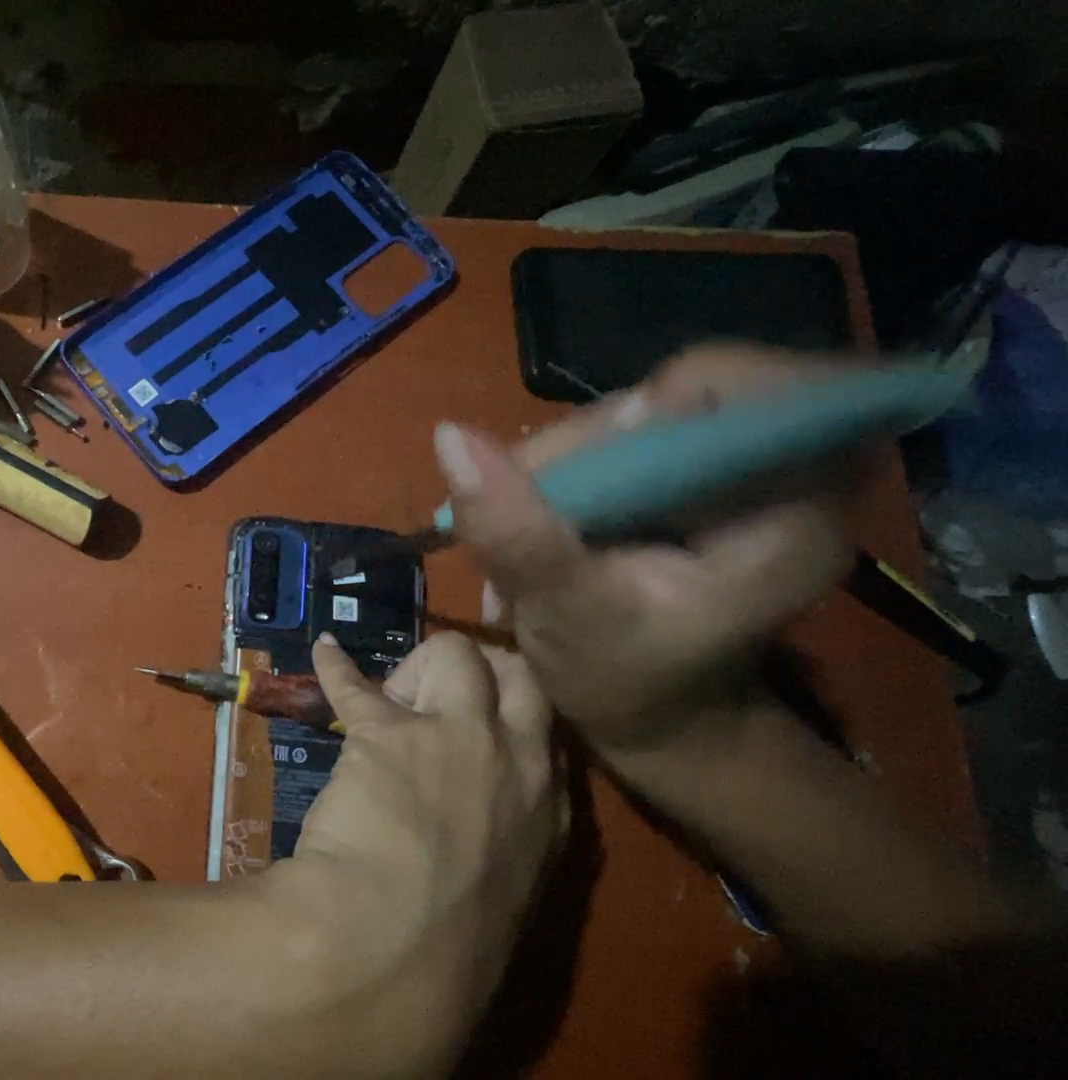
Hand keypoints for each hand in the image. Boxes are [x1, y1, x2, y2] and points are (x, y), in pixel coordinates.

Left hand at [267, 631, 559, 1063]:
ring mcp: (455, 737)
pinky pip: (357, 682)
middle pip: (517, 674)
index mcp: (550, 810)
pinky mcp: (387, 732)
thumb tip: (471, 841)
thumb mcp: (503, 898)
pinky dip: (336, 667)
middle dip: (483, 669)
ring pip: (453, 655)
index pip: (549, 730)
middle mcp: (516, 761)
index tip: (485, 714)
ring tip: (389, 693)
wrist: (389, 948)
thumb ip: (502, 852)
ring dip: (420, 666)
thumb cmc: (447, 947)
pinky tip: (324, 651)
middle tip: (442, 689)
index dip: (513, 713)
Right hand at [440, 345, 864, 753]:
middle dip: (580, 449)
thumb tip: (448, 436)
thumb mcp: (565, 612)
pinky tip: (540, 521)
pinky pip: (620, 441)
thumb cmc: (628, 682)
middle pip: (669, 400)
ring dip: (559, 466)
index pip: (741, 388)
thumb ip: (517, 532)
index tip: (583, 472)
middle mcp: (781, 470)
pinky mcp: (692, 479)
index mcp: (793, 505)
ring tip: (522, 530)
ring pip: (633, 419)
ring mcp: (732, 471)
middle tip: (525, 510)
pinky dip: (566, 473)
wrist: (655, 719)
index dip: (649, 408)